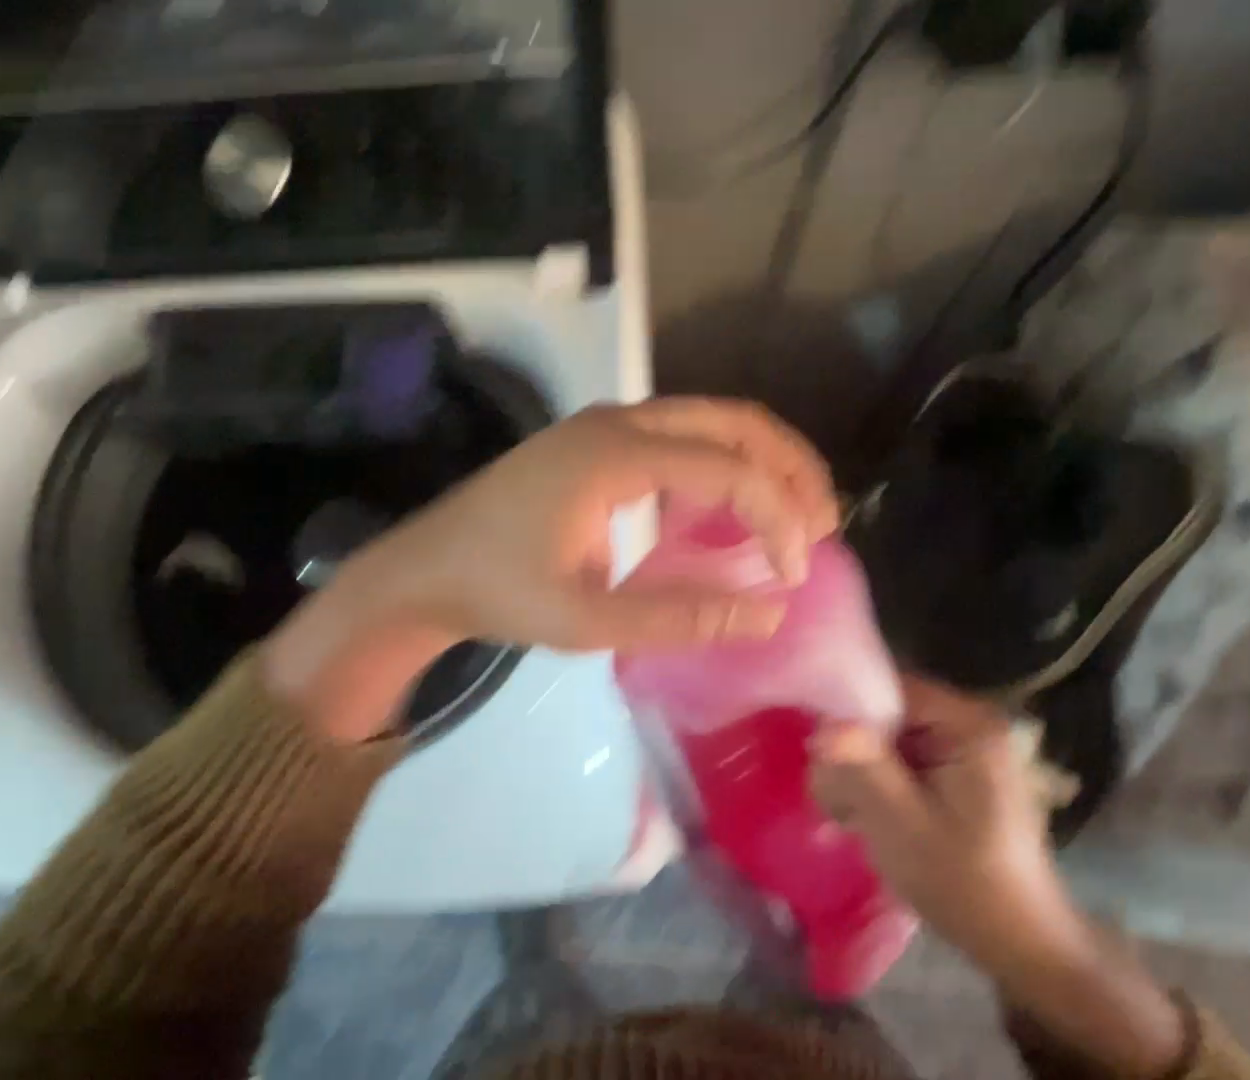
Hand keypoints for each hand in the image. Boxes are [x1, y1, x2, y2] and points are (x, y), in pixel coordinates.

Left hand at [264, 398, 838, 742]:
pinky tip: (726, 513)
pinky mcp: (591, 444)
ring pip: (706, 421)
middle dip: (788, 467)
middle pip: (730, 421)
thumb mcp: (587, 620)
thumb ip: (680, 617)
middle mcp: (615, 422)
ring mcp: (600, 426)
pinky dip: (717, 466)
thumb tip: (769, 614)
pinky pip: (675, 437)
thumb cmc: (498, 594)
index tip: (797, 572)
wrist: (425, 571)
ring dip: (757, 460)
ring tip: (792, 516)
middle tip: (823, 524)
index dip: (777, 517)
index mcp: (614, 455)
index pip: (728, 468)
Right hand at [811, 678, 1187, 1078]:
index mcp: (968, 725)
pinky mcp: (954, 771)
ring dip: (858, 772)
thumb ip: (863, 768)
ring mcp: (963, 748)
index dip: (845, 711)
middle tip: (833, 798)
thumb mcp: (902, 825)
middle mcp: (968, 724)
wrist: (1019, 941)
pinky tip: (863, 817)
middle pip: (883, 711)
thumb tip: (823, 724)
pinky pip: (898, 758)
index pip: (887, 686)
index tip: (816, 750)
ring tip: (846, 815)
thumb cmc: (964, 882)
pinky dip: (875, 783)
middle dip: (850, 751)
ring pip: (884, 736)